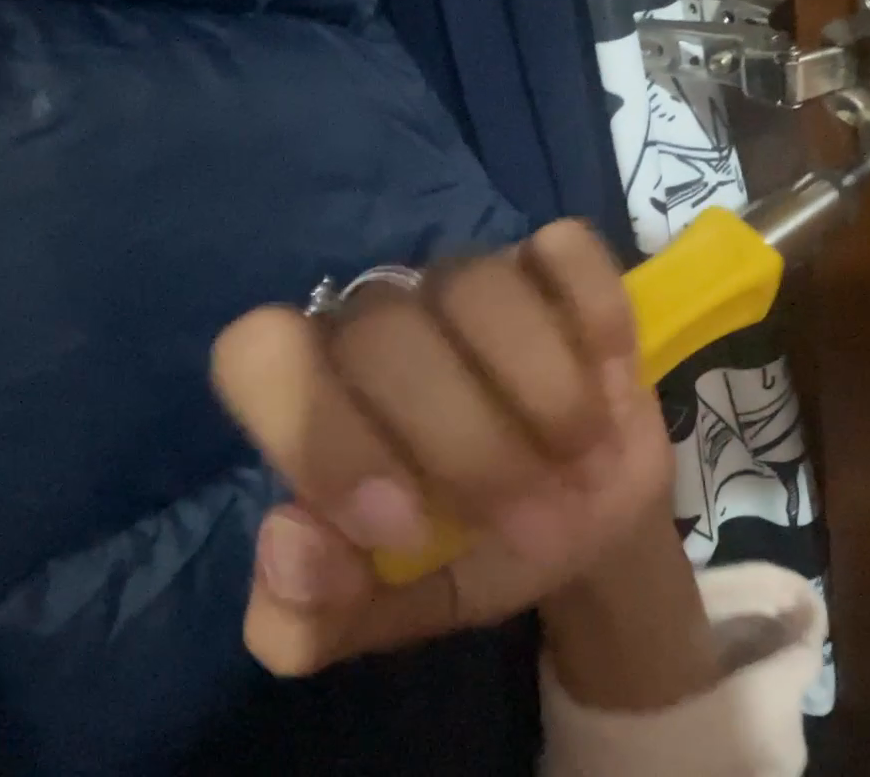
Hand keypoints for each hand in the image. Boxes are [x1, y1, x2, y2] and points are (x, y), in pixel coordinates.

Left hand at [210, 220, 673, 675]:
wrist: (590, 521)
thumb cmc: (483, 554)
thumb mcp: (397, 611)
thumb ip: (312, 617)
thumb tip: (289, 538)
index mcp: (323, 393)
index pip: (258, 353)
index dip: (324, 437)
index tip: (402, 528)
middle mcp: (388, 319)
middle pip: (383, 333)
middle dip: (467, 446)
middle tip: (528, 522)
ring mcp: (477, 280)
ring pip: (480, 286)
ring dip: (543, 391)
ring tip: (581, 458)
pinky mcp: (559, 264)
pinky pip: (566, 252)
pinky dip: (596, 321)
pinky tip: (610, 378)